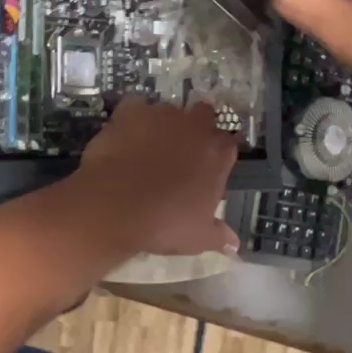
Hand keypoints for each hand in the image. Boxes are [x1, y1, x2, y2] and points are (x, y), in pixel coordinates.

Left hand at [71, 96, 239, 256]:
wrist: (116, 206)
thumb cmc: (164, 223)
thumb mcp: (197, 237)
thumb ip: (218, 235)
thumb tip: (234, 246)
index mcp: (217, 153)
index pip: (229, 143)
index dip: (218, 152)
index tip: (208, 164)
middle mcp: (194, 126)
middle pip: (204, 115)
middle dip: (196, 127)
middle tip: (181, 150)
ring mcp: (161, 115)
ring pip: (168, 110)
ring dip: (163, 123)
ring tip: (148, 145)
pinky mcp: (130, 111)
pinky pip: (135, 106)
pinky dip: (132, 116)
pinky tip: (126, 133)